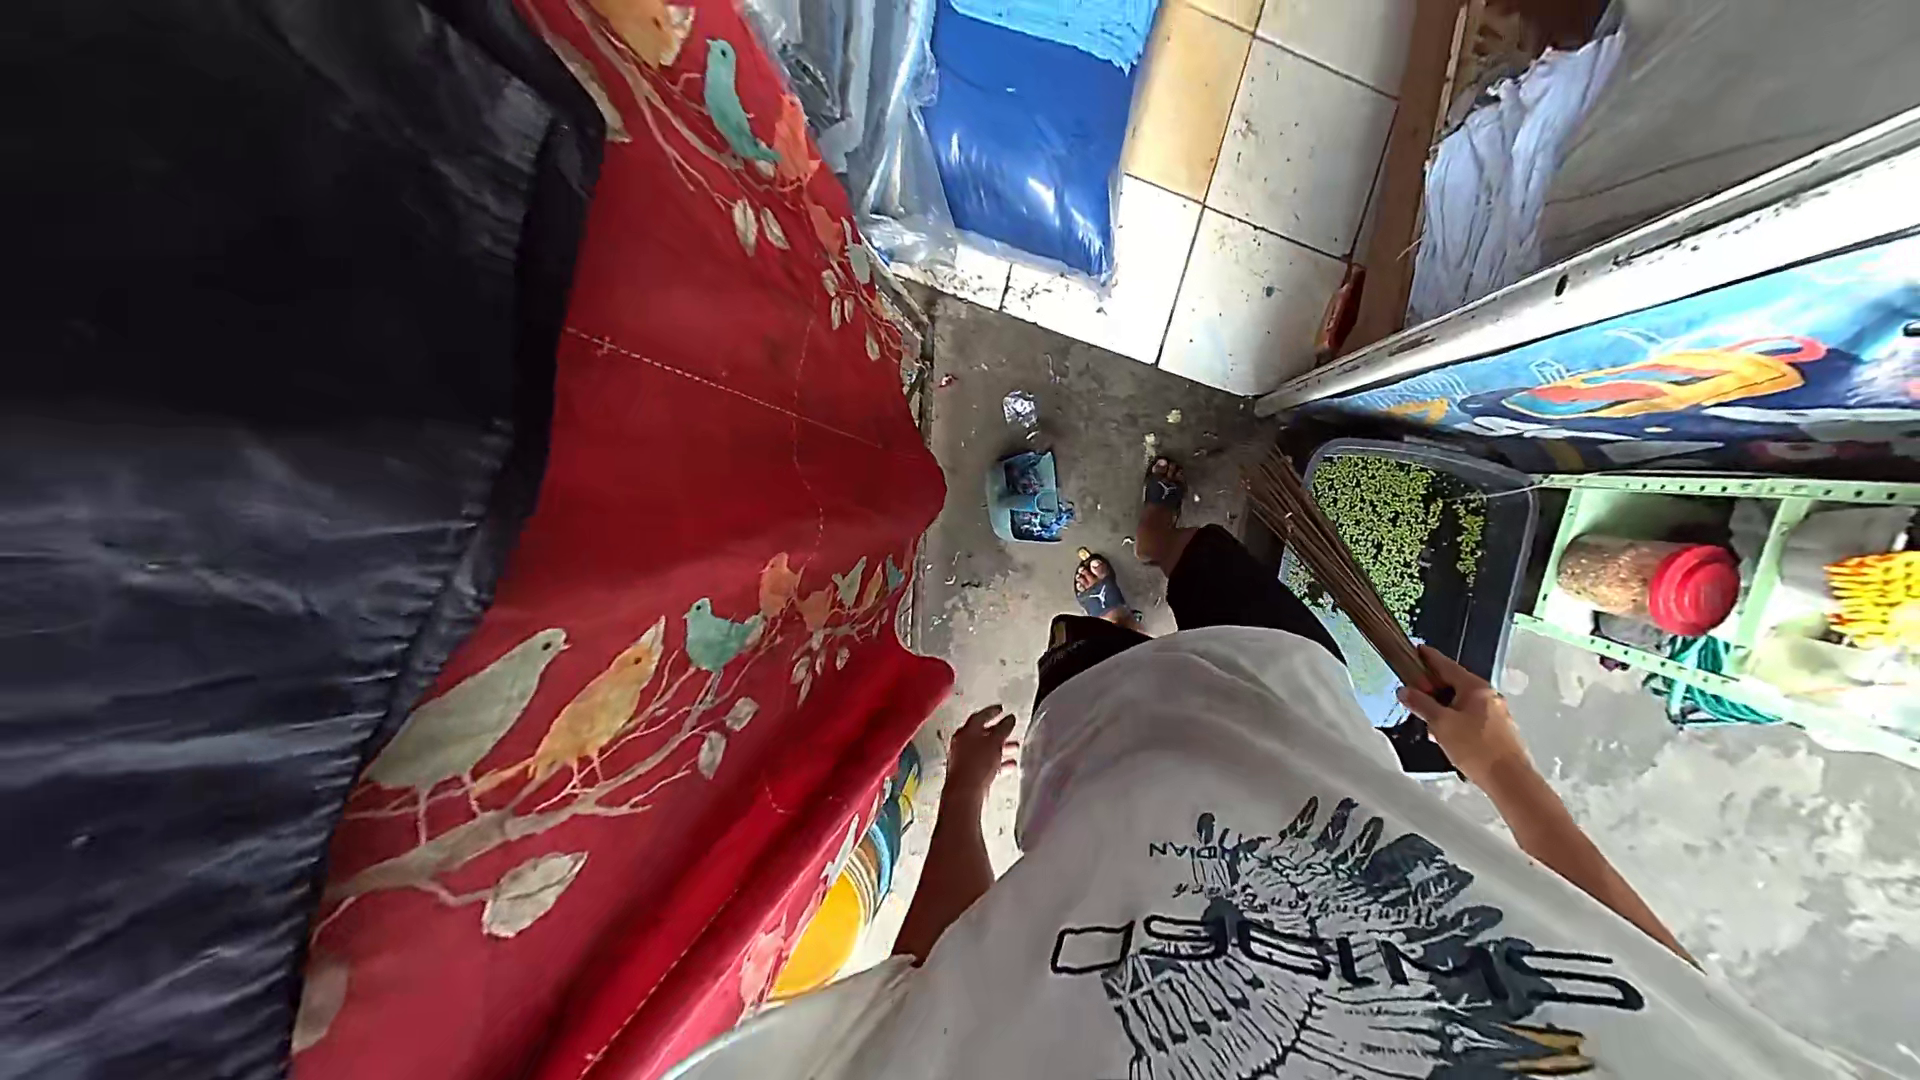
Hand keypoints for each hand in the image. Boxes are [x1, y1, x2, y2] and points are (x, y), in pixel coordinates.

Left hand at [943, 704, 1017, 807]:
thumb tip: (1010, 719)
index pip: (979, 716)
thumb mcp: (994, 743)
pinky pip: (985, 764)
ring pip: (985, 750)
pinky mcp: (969, 774)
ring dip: (1000, 748)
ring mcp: (964, 759)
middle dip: (998, 732)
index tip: (1001, 709)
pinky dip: (998, 763)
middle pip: (982, 733)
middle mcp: (962, 743)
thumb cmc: (977, 764)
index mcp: (966, 732)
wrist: (965, 793)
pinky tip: (1010, 765)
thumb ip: (1003, 729)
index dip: (992, 712)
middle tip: (1009, 729)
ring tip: (1015, 747)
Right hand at [1397, 645, 1531, 789]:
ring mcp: (1496, 713)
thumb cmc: (1475, 747)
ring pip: (1460, 701)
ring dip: (1441, 706)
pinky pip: (1468, 715)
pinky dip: (1453, 718)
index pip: (1446, 665)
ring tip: (1426, 720)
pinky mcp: (1497, 730)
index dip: (1429, 657)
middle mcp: (1489, 696)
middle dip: (1431, 687)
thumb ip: (1420, 703)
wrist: (1510, 781)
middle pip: (1453, 683)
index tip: (1416, 649)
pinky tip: (1444, 733)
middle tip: (1412, 692)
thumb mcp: (1439, 722)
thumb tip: (1405, 691)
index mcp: (1476, 688)